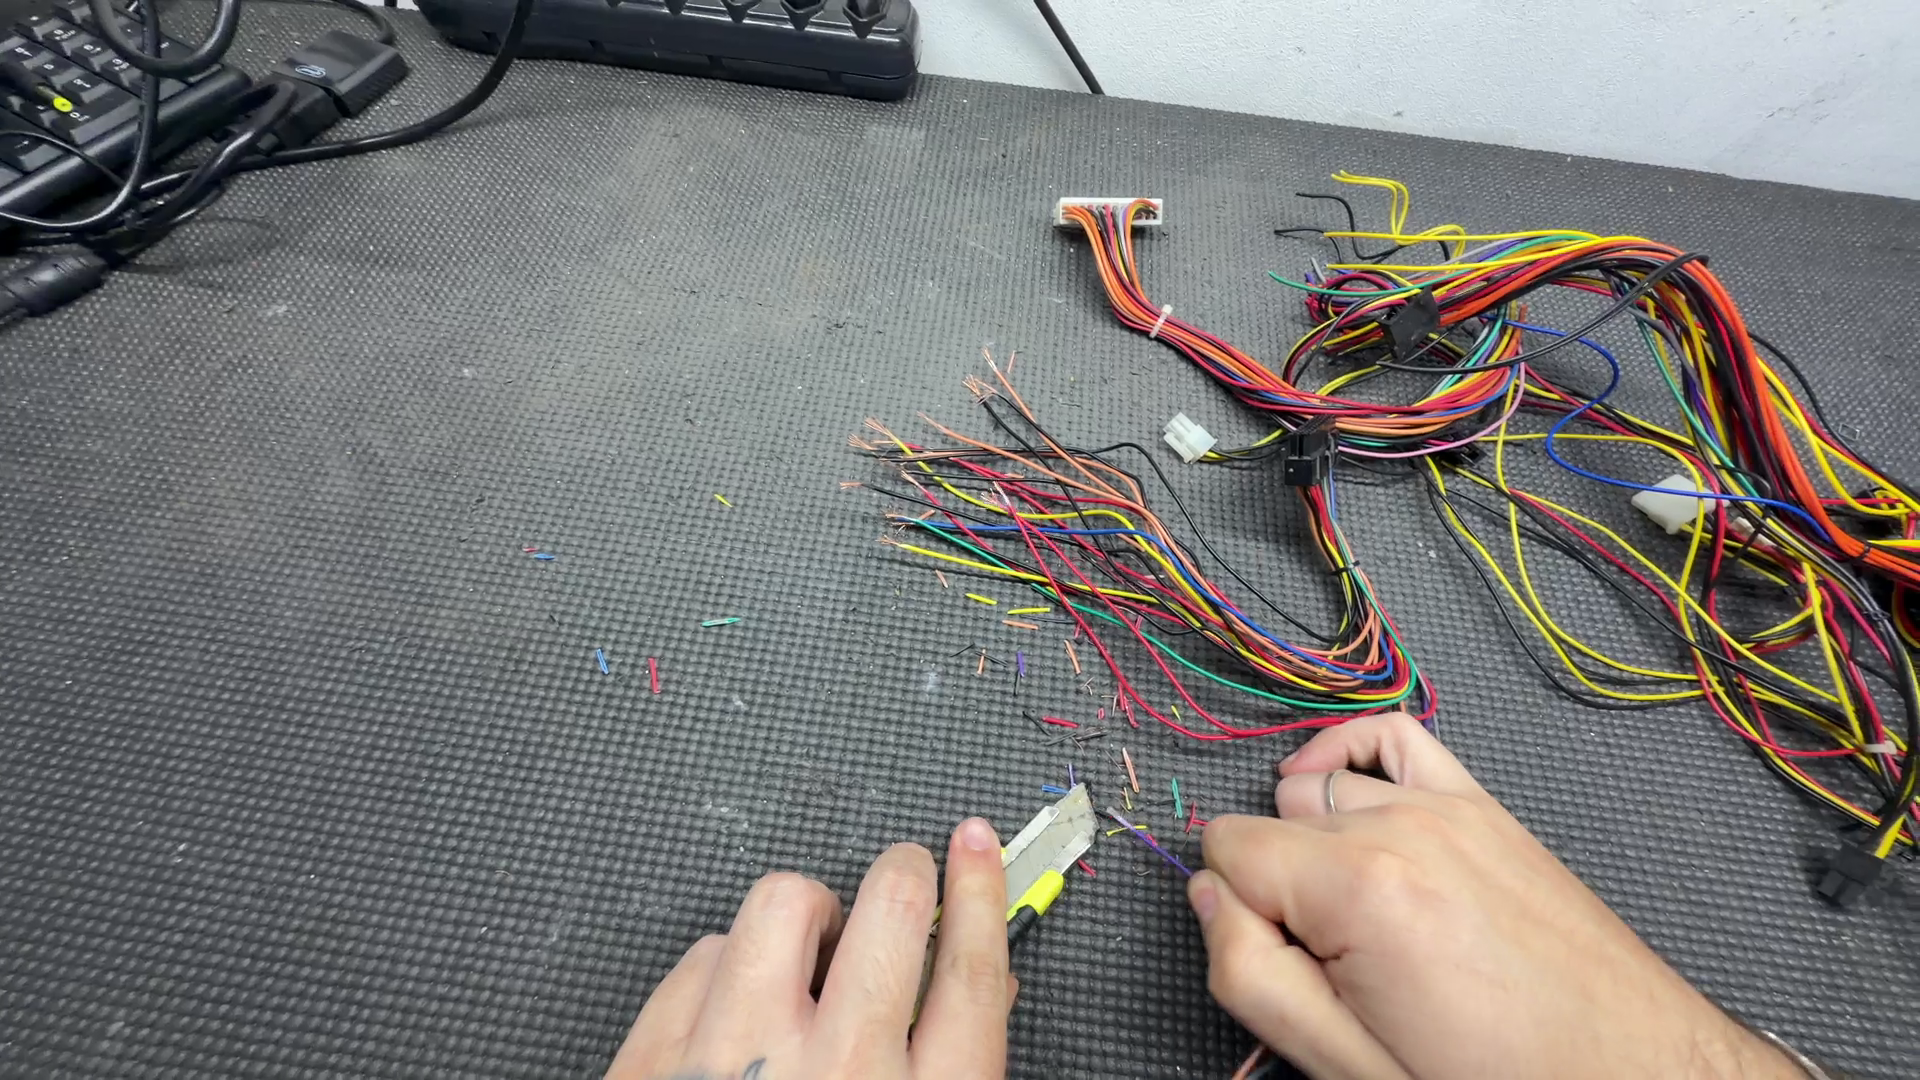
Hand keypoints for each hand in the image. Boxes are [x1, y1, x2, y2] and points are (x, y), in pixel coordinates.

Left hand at [606, 818, 1011, 1079]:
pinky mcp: (646, 1073)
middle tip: (901, 882)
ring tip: (809, 959)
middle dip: (905, 873)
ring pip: (782, 904)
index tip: (974, 842)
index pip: (971, 971)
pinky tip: (734, 1013)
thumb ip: (959, 1069)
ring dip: (806, 916)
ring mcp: (728, 1069)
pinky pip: (699, 957)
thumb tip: (983, 986)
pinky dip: (726, 967)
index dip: (979, 891)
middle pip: (890, 909)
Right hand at [1189, 713, 1803, 1079]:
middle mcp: (1394, 824)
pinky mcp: (1474, 802)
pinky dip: (1345, 751)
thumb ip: (1245, 972)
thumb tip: (1208, 895)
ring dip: (1314, 843)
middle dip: (1279, 886)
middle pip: (1266, 823)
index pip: (1223, 850)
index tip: (1294, 963)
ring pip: (1311, 791)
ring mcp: (1439, 804)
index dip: (1242, 912)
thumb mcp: (1342, 1064)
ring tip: (1359, 908)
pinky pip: (1387, 736)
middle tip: (1336, 956)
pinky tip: (1338, 788)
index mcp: (1356, 888)